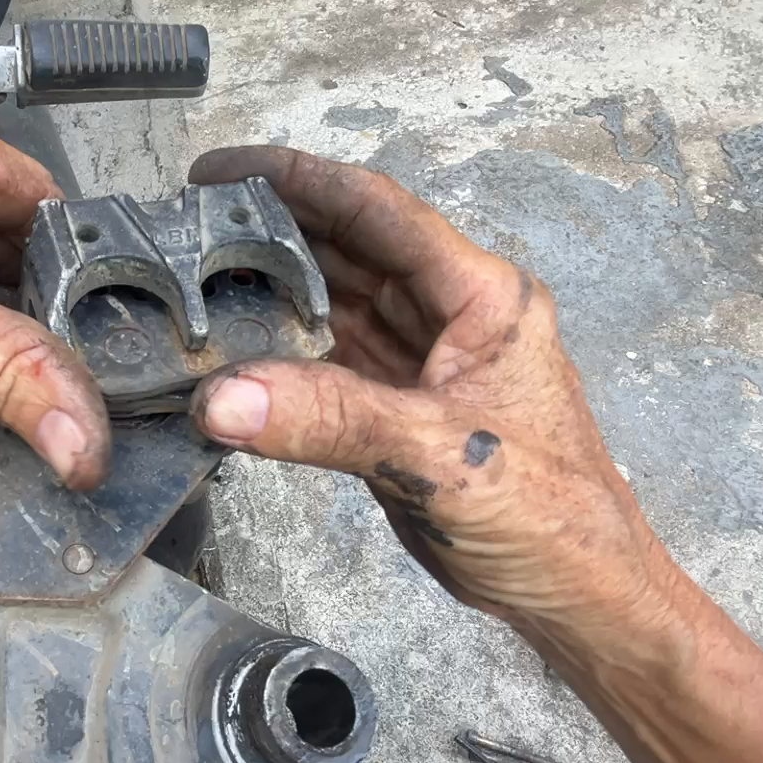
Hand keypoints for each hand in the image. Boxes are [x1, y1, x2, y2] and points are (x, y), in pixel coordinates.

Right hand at [186, 147, 691, 638]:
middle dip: (273, 228)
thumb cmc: (544, 515)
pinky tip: (234, 345)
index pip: (379, 213)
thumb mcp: (438, 457)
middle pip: (348, 251)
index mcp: (479, 298)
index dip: (299, 180)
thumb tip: (219, 400)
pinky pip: (325, 364)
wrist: (570, 593)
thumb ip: (328, 421)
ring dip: (271, 289)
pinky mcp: (391, 407)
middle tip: (191, 221)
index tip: (224, 169)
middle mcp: (445, 316)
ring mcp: (416, 362)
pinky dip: (279, 354)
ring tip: (197, 274)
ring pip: (332, 305)